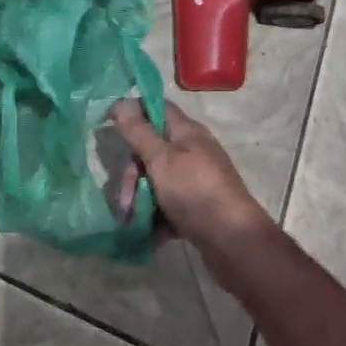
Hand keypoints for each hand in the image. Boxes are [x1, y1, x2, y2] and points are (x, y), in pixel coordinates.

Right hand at [111, 99, 273, 248]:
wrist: (235, 244)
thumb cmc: (195, 192)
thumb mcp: (161, 159)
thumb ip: (139, 132)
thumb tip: (121, 101)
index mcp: (187, 132)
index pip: (156, 108)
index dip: (133, 112)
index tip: (109, 123)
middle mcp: (192, 152)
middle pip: (151, 150)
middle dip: (133, 173)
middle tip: (126, 197)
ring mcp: (195, 181)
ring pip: (157, 180)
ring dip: (140, 198)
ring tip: (131, 221)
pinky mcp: (197, 208)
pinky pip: (168, 205)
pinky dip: (156, 216)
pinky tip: (147, 232)